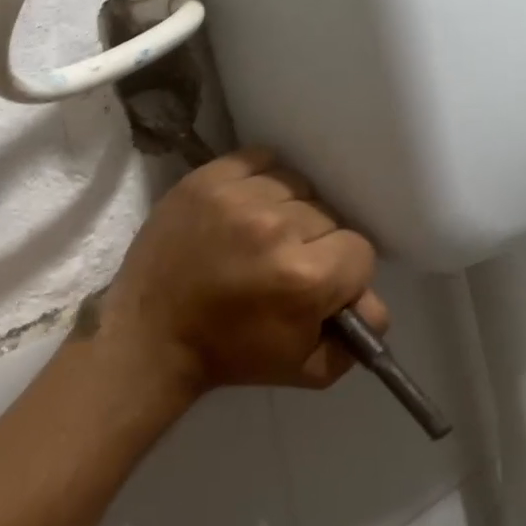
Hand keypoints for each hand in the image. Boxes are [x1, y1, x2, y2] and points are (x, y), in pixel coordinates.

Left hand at [91, 147, 386, 394]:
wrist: (153, 330)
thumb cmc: (231, 353)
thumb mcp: (309, 366)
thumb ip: (358, 334)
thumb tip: (372, 298)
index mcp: (305, 275)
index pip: (359, 250)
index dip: (344, 271)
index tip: (319, 283)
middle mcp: (273, 227)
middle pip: (326, 215)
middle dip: (315, 241)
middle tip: (284, 262)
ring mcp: (234, 197)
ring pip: (294, 184)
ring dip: (287, 207)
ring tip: (262, 232)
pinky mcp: (203, 179)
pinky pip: (256, 158)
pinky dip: (259, 178)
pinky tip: (247, 202)